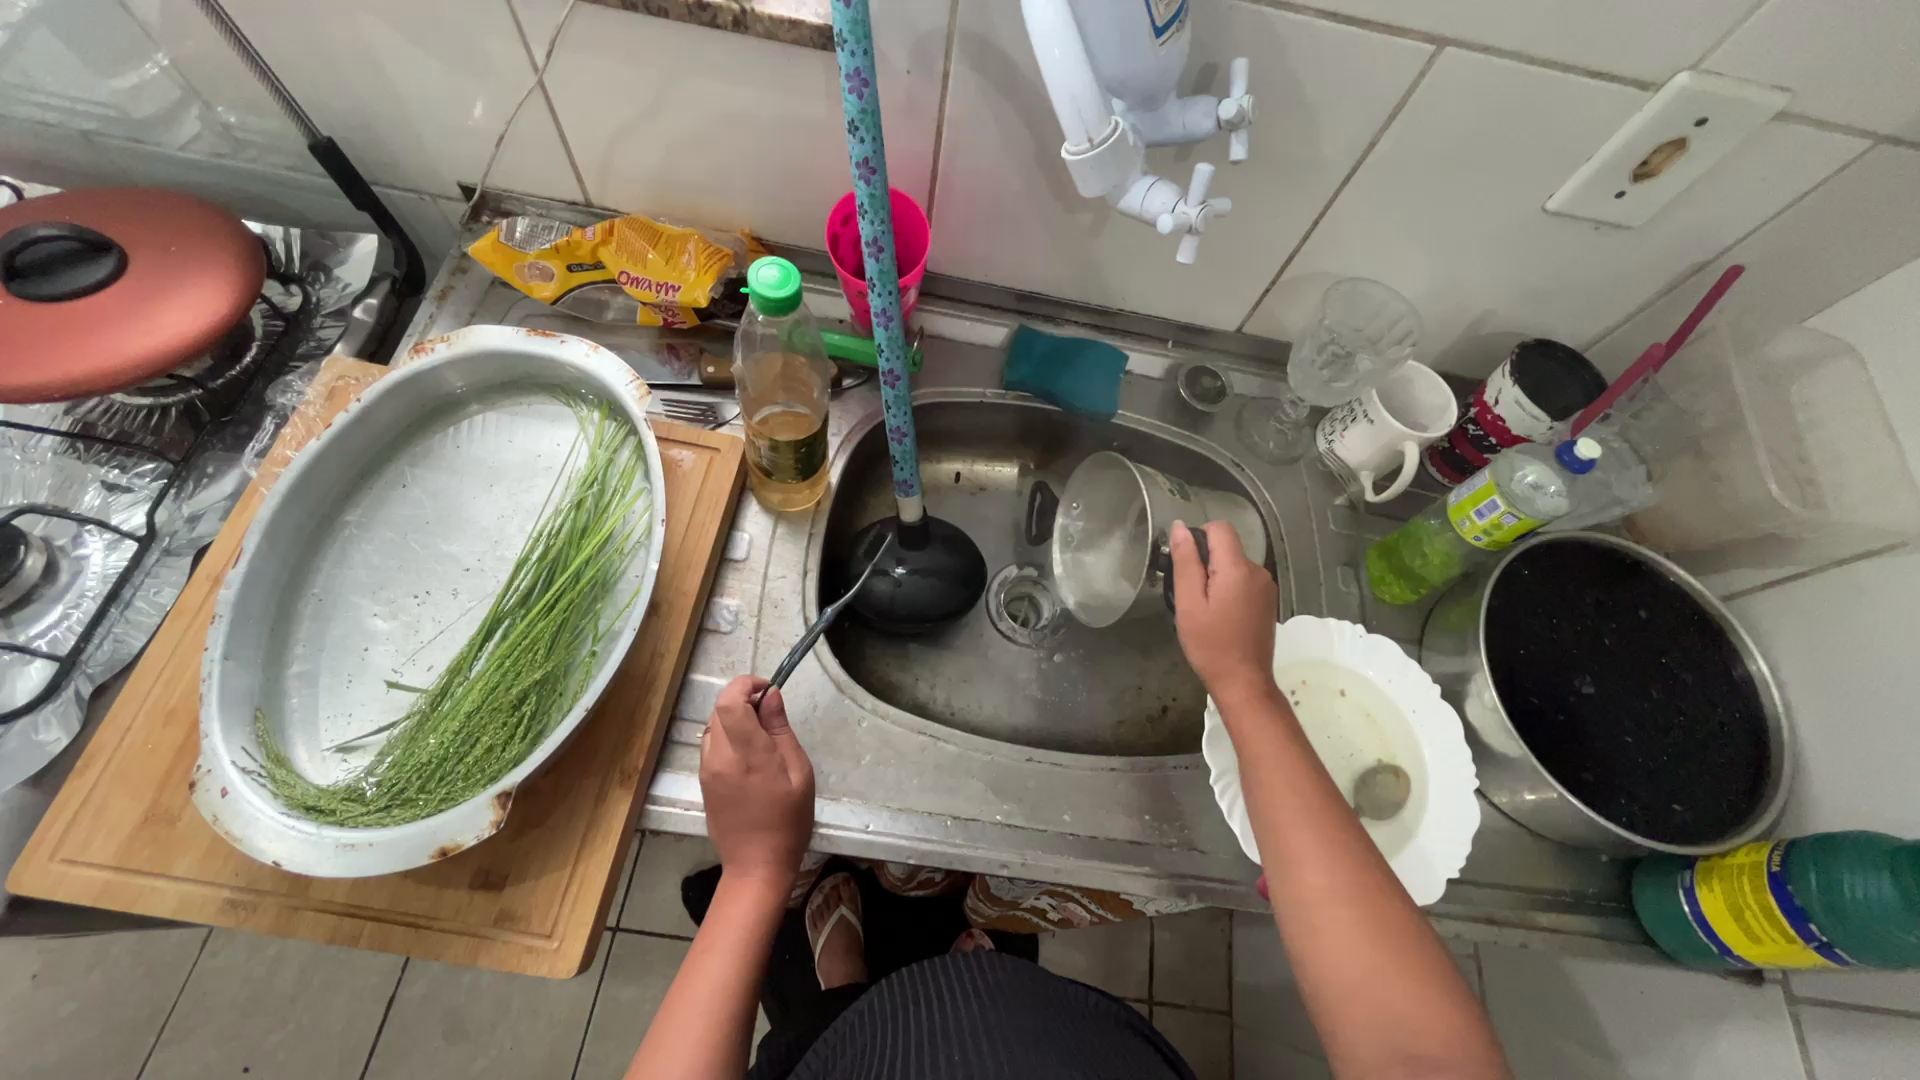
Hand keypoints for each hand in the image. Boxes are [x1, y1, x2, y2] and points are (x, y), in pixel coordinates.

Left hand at [700, 675, 814, 889]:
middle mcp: (719, 757)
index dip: (745, 685)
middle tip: (769, 712)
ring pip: (713, 726)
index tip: (768, 689)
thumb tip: (771, 695)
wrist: (757, 865)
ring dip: (734, 719)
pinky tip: (748, 754)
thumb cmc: (788, 819)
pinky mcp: (704, 782)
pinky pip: (711, 745)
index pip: (729, 702)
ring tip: (760, 734)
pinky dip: (727, 737)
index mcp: (746, 754)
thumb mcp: (799, 771)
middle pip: (719, 709)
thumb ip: (780, 730)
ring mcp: (707, 770)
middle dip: (743, 700)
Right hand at [1170, 520, 1279, 705]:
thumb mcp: (1189, 603)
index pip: (1220, 528)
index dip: (1198, 538)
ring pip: (1234, 564)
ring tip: (1205, 609)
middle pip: (1227, 546)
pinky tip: (1220, 615)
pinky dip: (1228, 588)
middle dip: (1205, 562)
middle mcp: (1258, 571)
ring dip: (1216, 577)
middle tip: (1191, 596)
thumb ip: (1186, 562)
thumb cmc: (1210, 644)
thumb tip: (1180, 527)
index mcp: (1238, 569)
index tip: (1186, 567)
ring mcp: (1266, 586)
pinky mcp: (1267, 600)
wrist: (1243, 681)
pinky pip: (1243, 580)